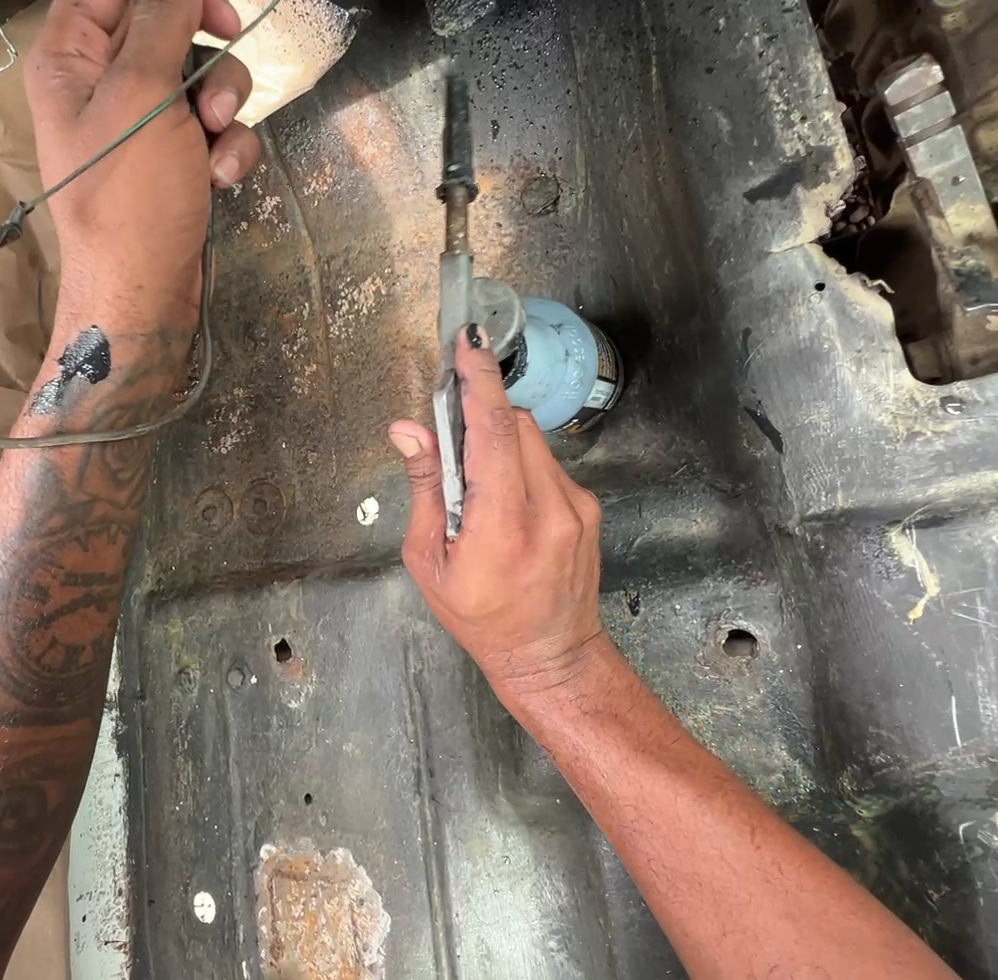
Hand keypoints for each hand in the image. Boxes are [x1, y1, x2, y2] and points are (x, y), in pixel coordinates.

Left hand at [25, 0, 261, 324]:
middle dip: (204, 31)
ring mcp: (143, 124)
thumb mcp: (142, 96)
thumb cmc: (129, 197)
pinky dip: (227, 148)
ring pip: (200, 74)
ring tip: (213, 138)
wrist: (144, 292)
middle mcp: (103, 82)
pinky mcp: (177, 160)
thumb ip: (162, 20)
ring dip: (223, 99)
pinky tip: (222, 178)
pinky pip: (214, 127)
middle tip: (230, 34)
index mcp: (71, 56)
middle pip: (163, 17)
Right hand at [390, 328, 607, 696]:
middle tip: (452, 430)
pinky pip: (547, 461)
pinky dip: (519, 462)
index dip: (479, 382)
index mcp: (503, 526)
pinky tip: (505, 499)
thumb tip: (408, 429)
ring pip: (534, 438)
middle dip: (482, 412)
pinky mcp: (588, 507)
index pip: (495, 433)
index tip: (466, 342)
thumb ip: (424, 488)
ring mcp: (578, 506)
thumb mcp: (429, 561)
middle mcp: (550, 509)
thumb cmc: (480, 617)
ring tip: (478, 482)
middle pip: (517, 424)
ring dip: (499, 438)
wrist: (551, 655)